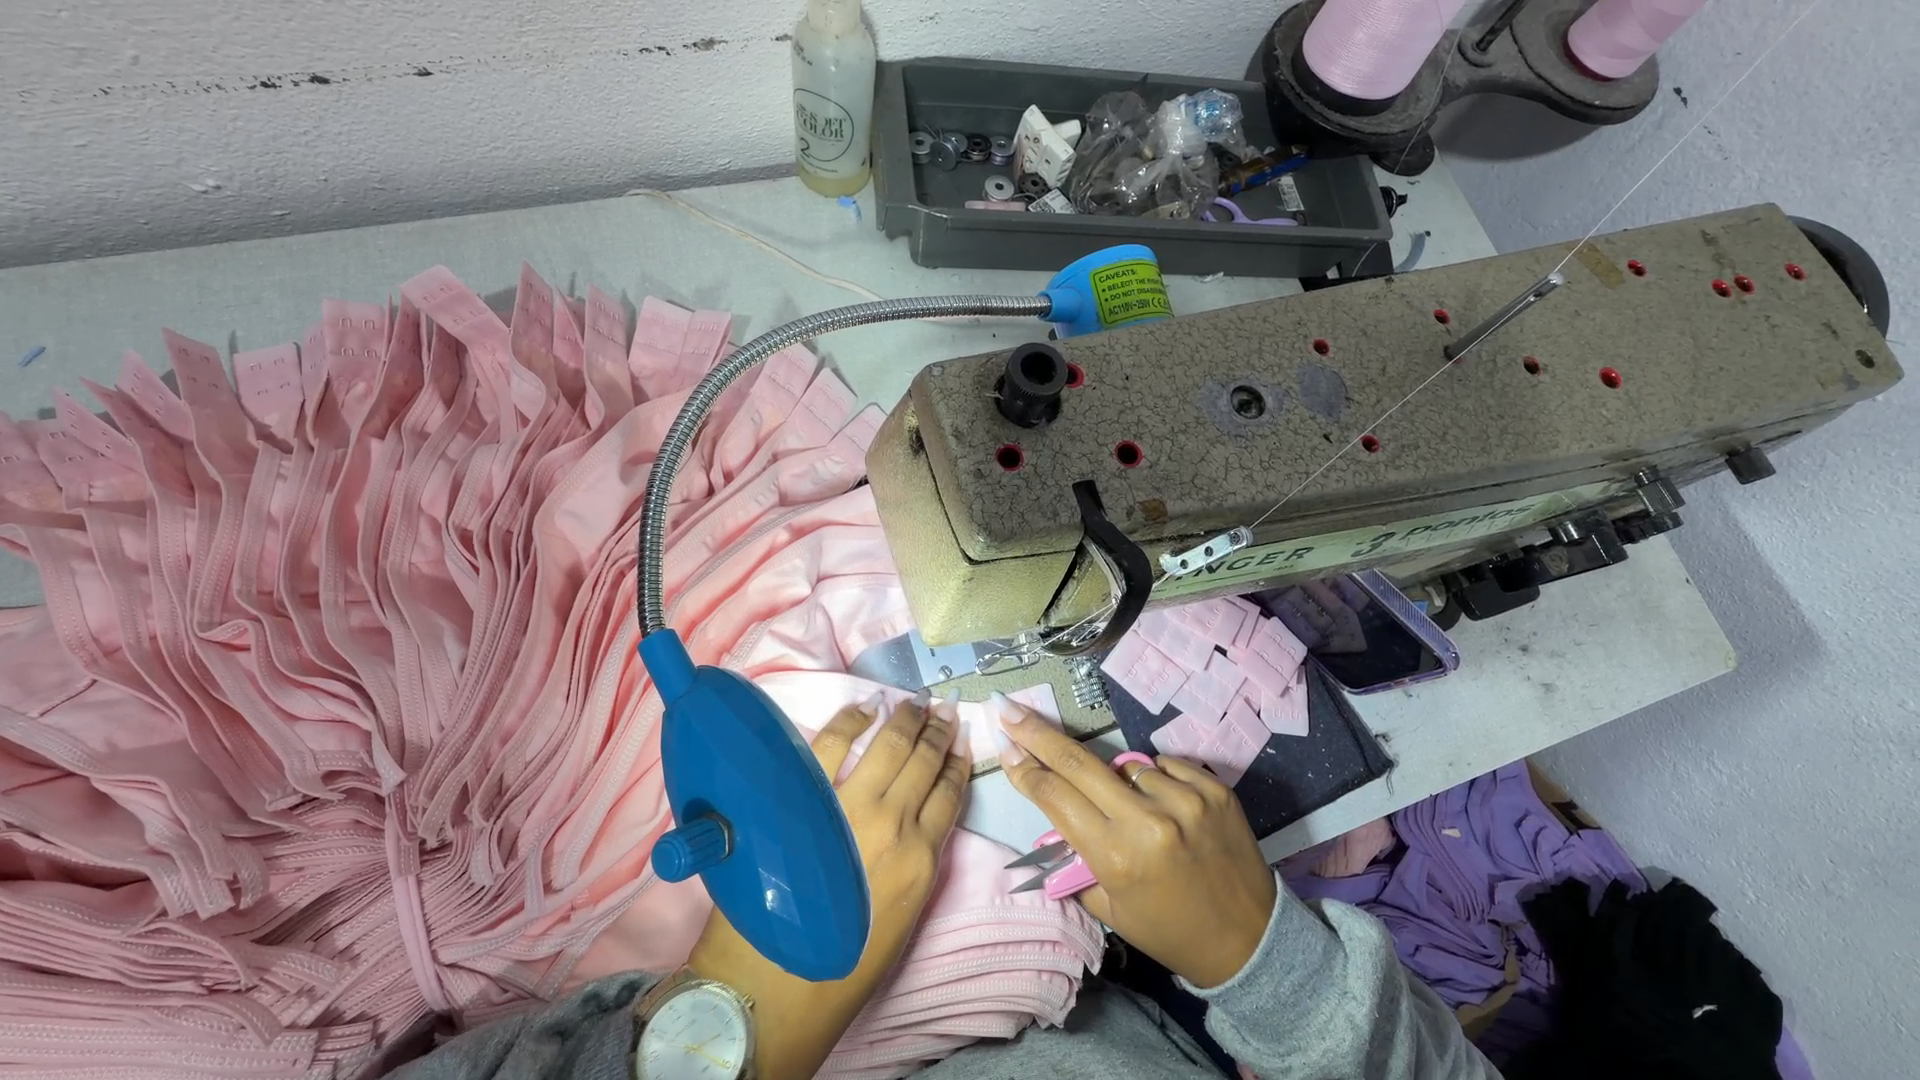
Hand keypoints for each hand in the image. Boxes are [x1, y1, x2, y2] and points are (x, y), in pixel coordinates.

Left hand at [688, 695, 969, 1078]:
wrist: (773, 984)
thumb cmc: (841, 960)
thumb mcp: (901, 916)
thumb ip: (914, 862)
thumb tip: (915, 818)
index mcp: (921, 860)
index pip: (950, 794)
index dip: (958, 762)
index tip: (962, 740)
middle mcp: (894, 826)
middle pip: (925, 763)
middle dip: (938, 731)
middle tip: (943, 709)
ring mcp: (851, 809)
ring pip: (891, 747)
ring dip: (907, 719)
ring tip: (916, 703)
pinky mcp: (808, 801)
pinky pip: (834, 745)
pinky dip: (854, 720)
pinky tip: (868, 708)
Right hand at [995, 701, 1276, 987]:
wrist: (1248, 940)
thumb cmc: (1169, 930)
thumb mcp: (1110, 908)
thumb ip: (1076, 859)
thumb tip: (1050, 814)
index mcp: (1116, 856)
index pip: (1055, 796)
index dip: (1025, 769)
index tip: (1005, 745)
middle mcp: (1148, 821)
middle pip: (1078, 761)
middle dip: (1037, 733)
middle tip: (1010, 709)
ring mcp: (1185, 799)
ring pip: (1125, 765)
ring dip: (1116, 779)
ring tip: (1137, 815)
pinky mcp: (1213, 788)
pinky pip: (1164, 764)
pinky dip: (1155, 779)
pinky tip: (1165, 806)